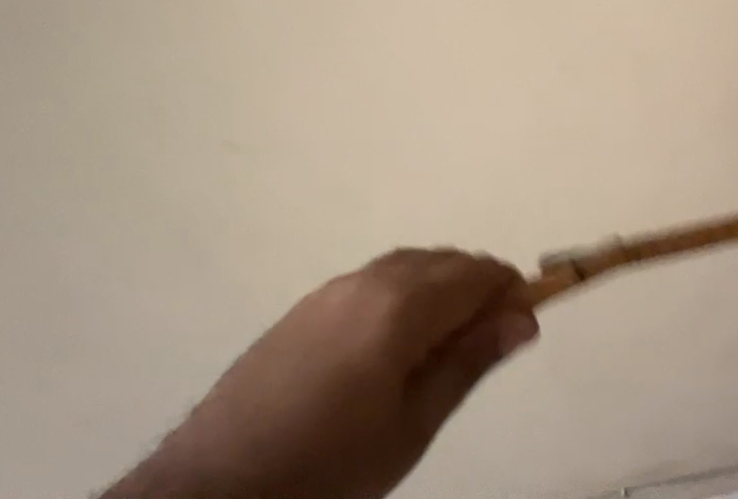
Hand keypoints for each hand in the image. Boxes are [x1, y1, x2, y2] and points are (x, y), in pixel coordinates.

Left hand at [106, 249, 537, 498]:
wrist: (213, 491)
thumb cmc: (329, 465)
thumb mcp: (413, 423)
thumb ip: (471, 360)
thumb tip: (524, 317)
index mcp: (403, 304)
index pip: (480, 272)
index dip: (510, 291)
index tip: (521, 325)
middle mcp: (371, 280)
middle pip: (446, 261)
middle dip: (477, 288)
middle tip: (484, 344)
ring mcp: (332, 290)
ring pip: (410, 266)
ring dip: (441, 288)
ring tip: (440, 348)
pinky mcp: (305, 307)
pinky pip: (375, 280)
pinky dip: (404, 294)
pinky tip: (392, 346)